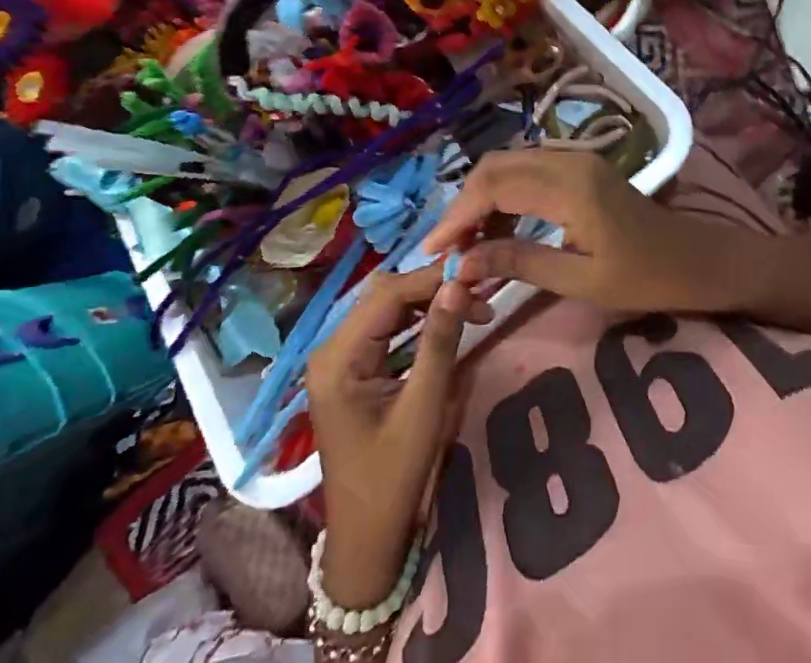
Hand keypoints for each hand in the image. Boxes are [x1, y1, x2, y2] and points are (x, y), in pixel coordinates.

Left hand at [305, 264, 490, 606]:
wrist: (367, 534)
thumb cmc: (394, 476)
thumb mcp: (424, 407)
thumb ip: (441, 342)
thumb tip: (460, 286)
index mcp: (338, 359)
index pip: (387, 295)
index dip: (433, 279)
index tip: (479, 276)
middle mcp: (330, 350)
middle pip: (383, 295)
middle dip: (432, 287)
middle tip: (480, 293)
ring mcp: (338, 359)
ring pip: (385, 307)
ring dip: (427, 301)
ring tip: (473, 305)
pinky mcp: (351, 369)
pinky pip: (384, 328)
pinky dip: (416, 319)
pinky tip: (446, 320)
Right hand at [421, 149, 751, 314]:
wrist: (697, 259)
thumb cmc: (645, 277)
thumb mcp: (581, 280)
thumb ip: (519, 264)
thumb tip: (461, 263)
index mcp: (570, 187)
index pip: (493, 187)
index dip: (457, 216)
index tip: (433, 250)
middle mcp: (569, 161)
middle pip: (496, 166)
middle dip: (464, 205)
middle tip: (448, 248)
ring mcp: (578, 160)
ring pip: (510, 165)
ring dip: (483, 199)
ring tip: (469, 244)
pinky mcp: (583, 168)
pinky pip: (530, 171)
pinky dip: (506, 196)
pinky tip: (500, 229)